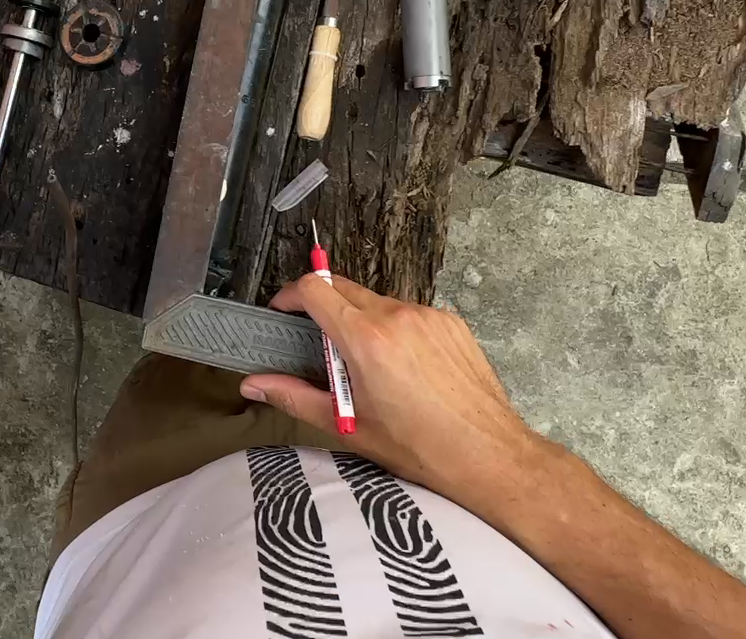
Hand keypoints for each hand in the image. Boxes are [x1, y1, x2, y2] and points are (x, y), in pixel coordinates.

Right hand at [240, 274, 554, 517]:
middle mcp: (395, 316)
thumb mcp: (348, 425)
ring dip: (360, 319)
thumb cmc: (420, 448)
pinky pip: (407, 312)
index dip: (290, 295)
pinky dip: (394, 328)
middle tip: (319, 342)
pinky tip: (403, 366)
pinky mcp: (449, 320)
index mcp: (365, 339)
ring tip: (368, 364)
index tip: (283, 311)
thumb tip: (253, 384)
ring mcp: (426, 315)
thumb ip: (294, 396)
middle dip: (321, 306)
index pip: (313, 288)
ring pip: (375, 301)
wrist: (491, 457)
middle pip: (340, 287)